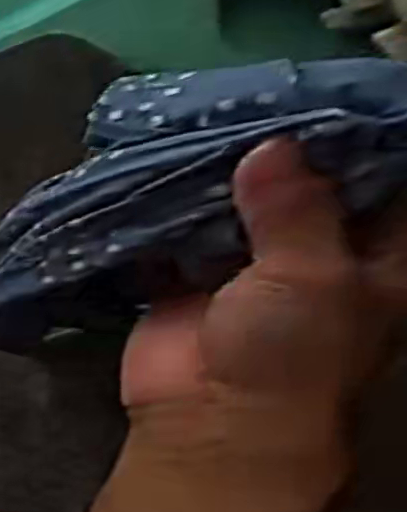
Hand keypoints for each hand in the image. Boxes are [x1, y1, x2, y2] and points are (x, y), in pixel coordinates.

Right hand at [121, 139, 406, 456]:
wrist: (209, 413)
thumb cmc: (290, 350)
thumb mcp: (311, 274)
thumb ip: (292, 211)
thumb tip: (271, 146)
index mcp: (373, 248)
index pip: (376, 179)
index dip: (352, 140)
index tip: (315, 98)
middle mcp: (307, 251)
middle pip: (291, 191)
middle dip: (262, 158)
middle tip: (226, 111)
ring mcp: (236, 270)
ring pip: (222, 215)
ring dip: (200, 188)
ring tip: (174, 141)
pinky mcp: (174, 286)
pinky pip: (162, 246)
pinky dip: (148, 224)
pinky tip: (133, 191)